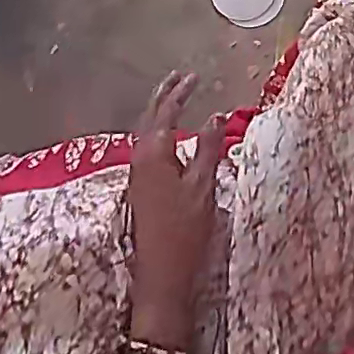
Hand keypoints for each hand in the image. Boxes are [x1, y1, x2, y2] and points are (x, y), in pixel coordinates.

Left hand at [126, 71, 224, 347]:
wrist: (161, 277)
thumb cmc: (184, 230)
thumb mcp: (203, 186)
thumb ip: (209, 147)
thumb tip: (216, 114)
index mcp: (154, 153)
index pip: (166, 113)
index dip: (180, 93)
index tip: (194, 76)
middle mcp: (140, 159)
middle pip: (150, 118)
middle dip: (165, 96)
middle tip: (180, 77)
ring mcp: (137, 175)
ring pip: (147, 132)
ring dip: (160, 112)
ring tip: (175, 97)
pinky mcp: (141, 188)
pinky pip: (148, 146)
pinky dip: (159, 130)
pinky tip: (169, 135)